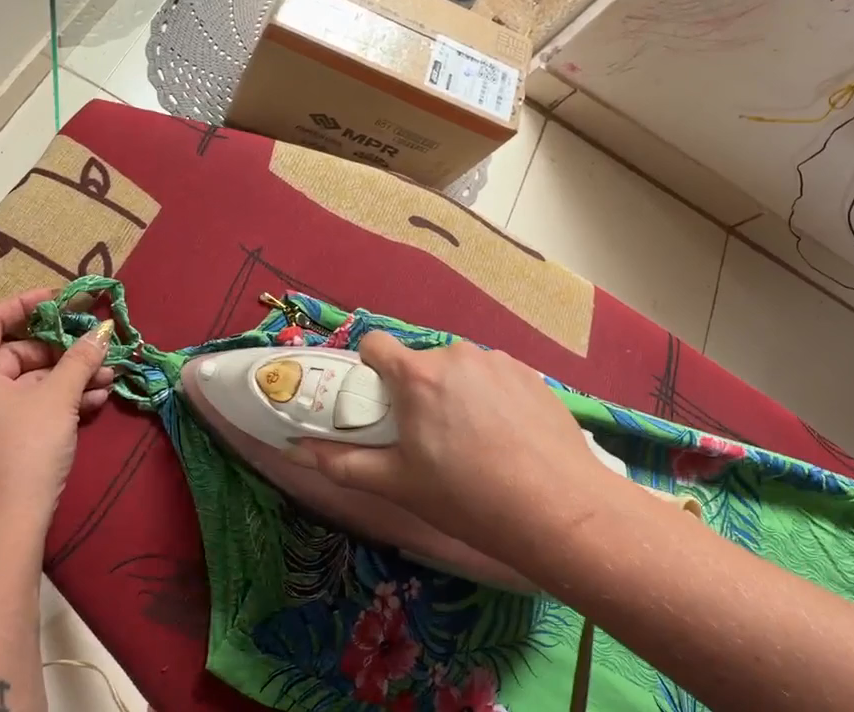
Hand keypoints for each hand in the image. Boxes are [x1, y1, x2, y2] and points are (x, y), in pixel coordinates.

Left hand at [0, 287, 114, 549]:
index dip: (26, 304)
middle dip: (62, 350)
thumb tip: (101, 330)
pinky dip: (59, 403)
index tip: (62, 299)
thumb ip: (80, 358)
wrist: (2, 530)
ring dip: (69, 378)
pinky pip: (28, 409)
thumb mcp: (57, 399)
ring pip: (28, 384)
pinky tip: (94, 404)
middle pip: (16, 353)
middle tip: (99, 349)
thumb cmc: (22, 451)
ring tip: (108, 378)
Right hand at [286, 332, 611, 560]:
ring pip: (459, 369)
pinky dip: (490, 398)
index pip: (375, 343)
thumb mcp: (397, 485)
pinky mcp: (531, 373)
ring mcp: (498, 361)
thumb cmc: (468, 498)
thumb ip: (341, 462)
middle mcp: (455, 355)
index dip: (369, 368)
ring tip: (473, 442)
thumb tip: (294, 447)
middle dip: (415, 390)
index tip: (377, 403)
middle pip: (419, 362)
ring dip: (454, 393)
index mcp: (417, 375)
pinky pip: (494, 376)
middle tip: (428, 437)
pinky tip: (506, 438)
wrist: (559, 510)